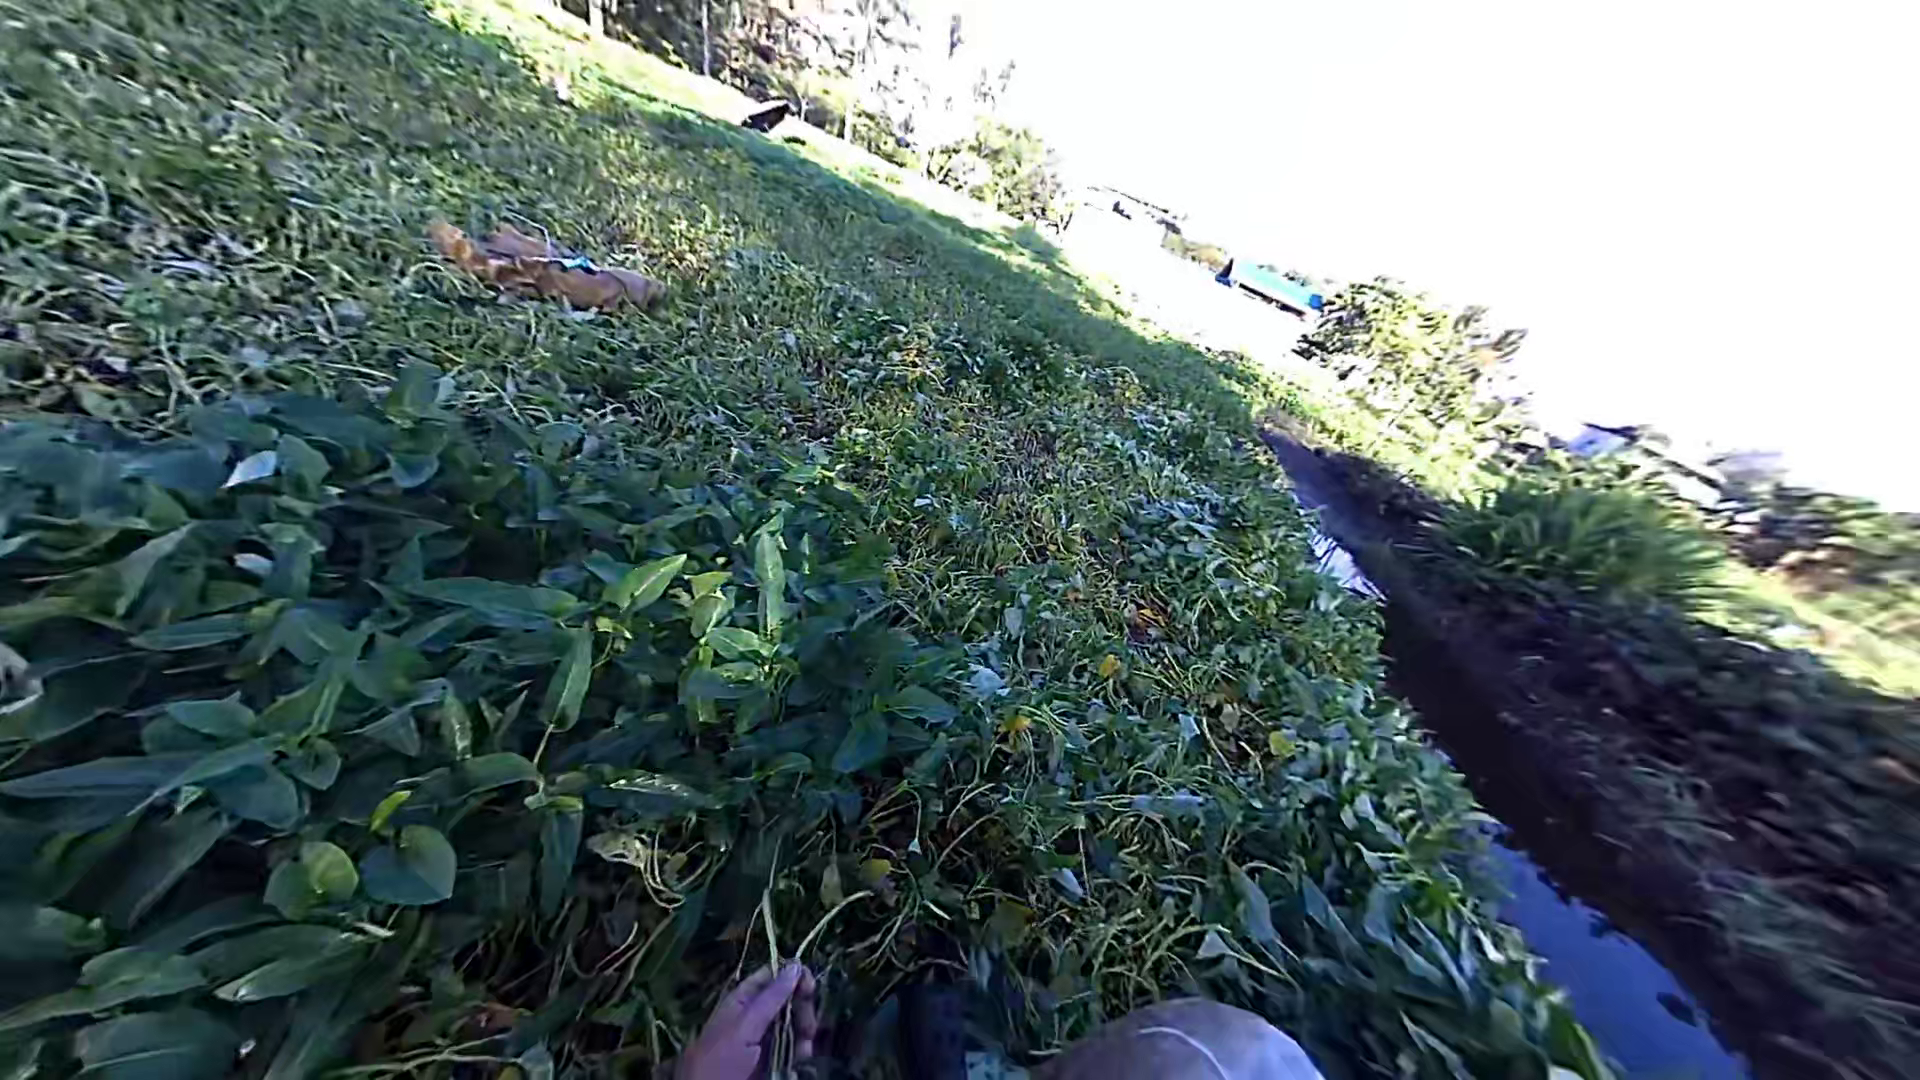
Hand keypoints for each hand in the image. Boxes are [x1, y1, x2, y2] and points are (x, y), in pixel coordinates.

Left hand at [674, 962, 818, 1079]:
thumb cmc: (719, 1066)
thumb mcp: (743, 1029)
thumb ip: (770, 997)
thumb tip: (796, 965)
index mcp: (741, 1001)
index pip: (772, 975)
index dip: (793, 976)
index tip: (810, 988)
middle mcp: (752, 1017)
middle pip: (786, 999)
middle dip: (801, 1010)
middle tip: (809, 1028)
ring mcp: (760, 1042)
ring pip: (791, 1025)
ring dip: (803, 1033)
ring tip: (805, 1051)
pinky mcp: (767, 1065)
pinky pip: (789, 1050)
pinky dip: (798, 1052)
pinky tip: (802, 1059)